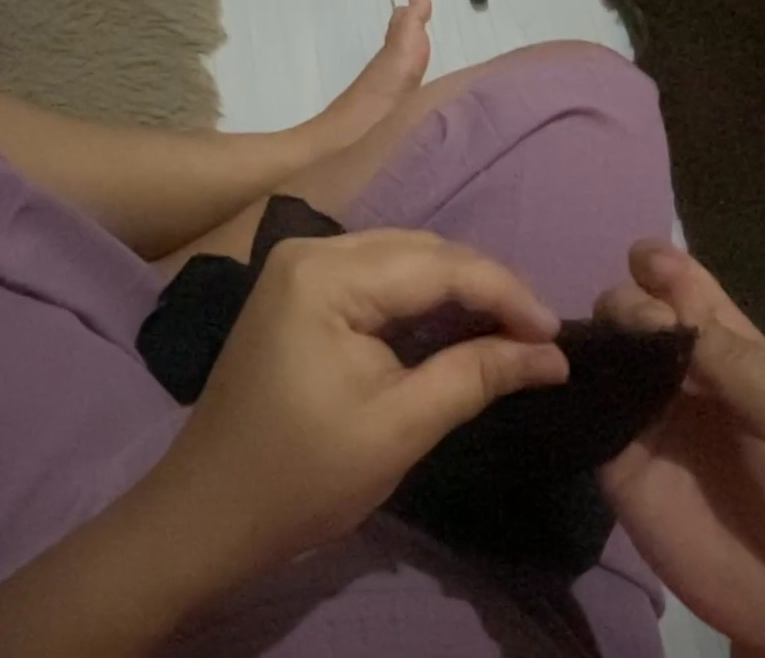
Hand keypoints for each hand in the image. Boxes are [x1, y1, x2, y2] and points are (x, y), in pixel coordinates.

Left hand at [148, 228, 570, 568]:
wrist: (207, 514)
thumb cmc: (301, 477)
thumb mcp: (400, 426)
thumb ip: (477, 374)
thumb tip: (552, 355)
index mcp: (326, 275)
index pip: (439, 266)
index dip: (506, 295)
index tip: (557, 337)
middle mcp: (310, 251)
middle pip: (421, 252)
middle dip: (484, 289)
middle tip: (536, 338)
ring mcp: (299, 268)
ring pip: (402, 259)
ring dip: (456, 291)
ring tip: (506, 332)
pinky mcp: (298, 291)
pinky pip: (376, 278)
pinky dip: (420, 300)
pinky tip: (452, 325)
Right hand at [596, 240, 764, 657]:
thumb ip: (733, 360)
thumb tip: (658, 309)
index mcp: (732, 351)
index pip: (688, 291)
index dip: (663, 267)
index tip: (643, 258)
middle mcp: (680, 373)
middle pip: (636, 313)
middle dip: (629, 302)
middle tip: (641, 326)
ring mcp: (644, 414)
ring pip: (603, 353)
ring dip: (595, 335)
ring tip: (601, 344)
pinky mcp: (614, 458)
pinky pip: (582, 410)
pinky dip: (567, 386)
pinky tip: (558, 372)